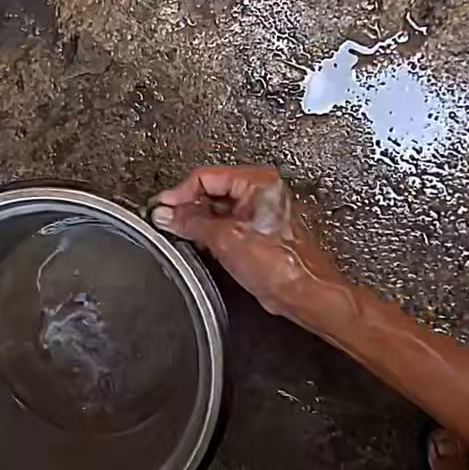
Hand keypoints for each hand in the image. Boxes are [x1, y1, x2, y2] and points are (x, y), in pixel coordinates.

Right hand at [151, 166, 351, 322]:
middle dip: (189, 208)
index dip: (180, 193)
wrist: (304, 293)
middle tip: (171, 222)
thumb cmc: (281, 265)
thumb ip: (190, 222)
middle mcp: (261, 192)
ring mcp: (260, 213)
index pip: (205, 176)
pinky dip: (211, 233)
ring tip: (187, 236)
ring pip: (217, 209)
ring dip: (199, 223)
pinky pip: (226, 225)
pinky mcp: (258, 232)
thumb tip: (166, 214)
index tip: (164, 208)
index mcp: (257, 182)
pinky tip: (204, 246)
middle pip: (211, 191)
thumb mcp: (224, 238)